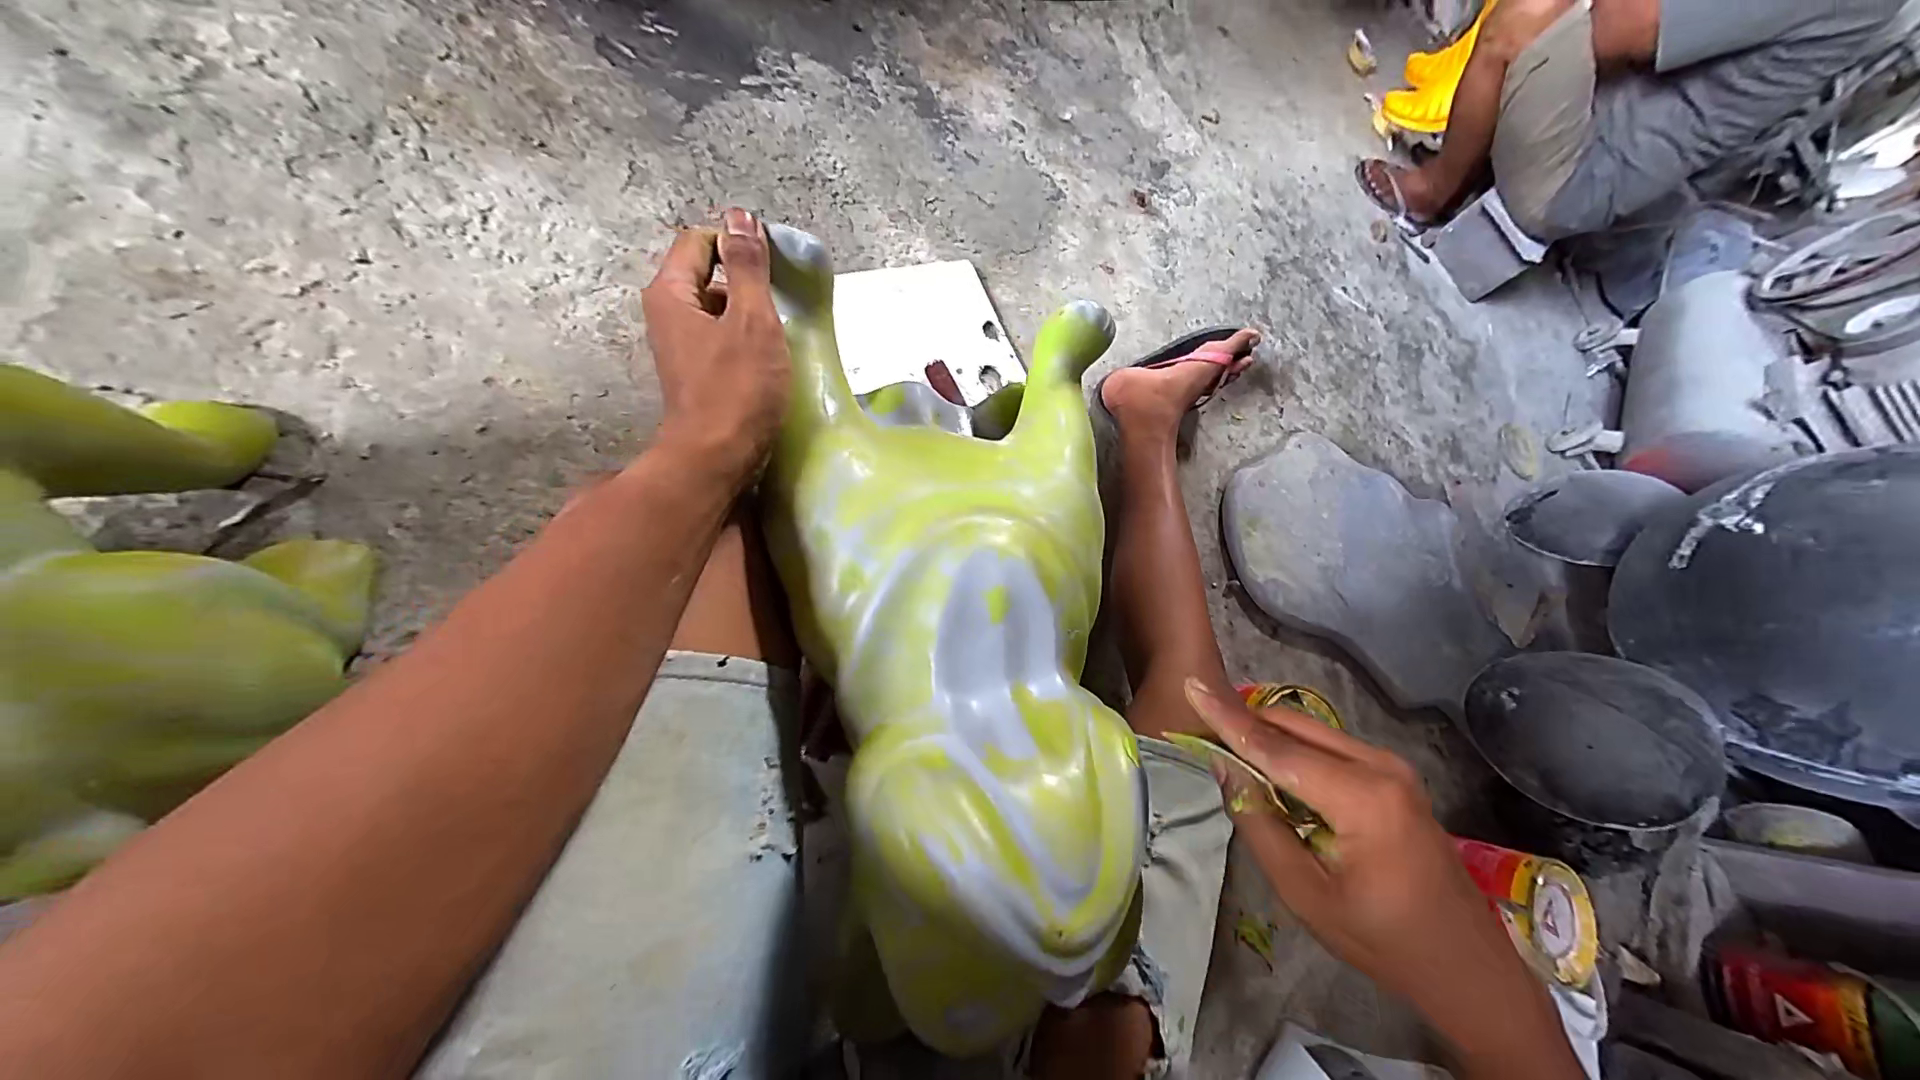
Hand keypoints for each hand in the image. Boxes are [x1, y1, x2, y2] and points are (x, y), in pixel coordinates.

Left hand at [638, 208, 791, 480]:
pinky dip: (745, 340)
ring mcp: (680, 346)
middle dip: (745, 282)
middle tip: (779, 304)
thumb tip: (739, 217)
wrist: (718, 457)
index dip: (736, 244)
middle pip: (707, 274)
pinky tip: (768, 359)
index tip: (771, 268)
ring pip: (718, 309)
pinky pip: (722, 339)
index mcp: (670, 293)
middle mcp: (667, 314)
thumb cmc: (737, 388)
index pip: (699, 241)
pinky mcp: (697, 372)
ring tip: (778, 335)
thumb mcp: (751, 320)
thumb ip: (746, 267)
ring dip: (749, 314)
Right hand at [1183, 679, 1581, 1079]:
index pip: (1275, 748)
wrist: (1468, 966)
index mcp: (1362, 798)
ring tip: (1223, 743)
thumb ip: (1259, 823)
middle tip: (1198, 722)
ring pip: (1309, 730)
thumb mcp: (1305, 893)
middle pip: (1292, 725)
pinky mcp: (1393, 775)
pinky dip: (1290, 747)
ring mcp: (1391, 767)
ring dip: (1265, 733)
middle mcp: (1380, 766)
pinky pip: (1327, 745)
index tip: (1191, 684)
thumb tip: (1224, 767)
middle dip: (1242, 719)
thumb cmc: (1382, 939)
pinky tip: (1268, 764)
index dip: (1227, 717)